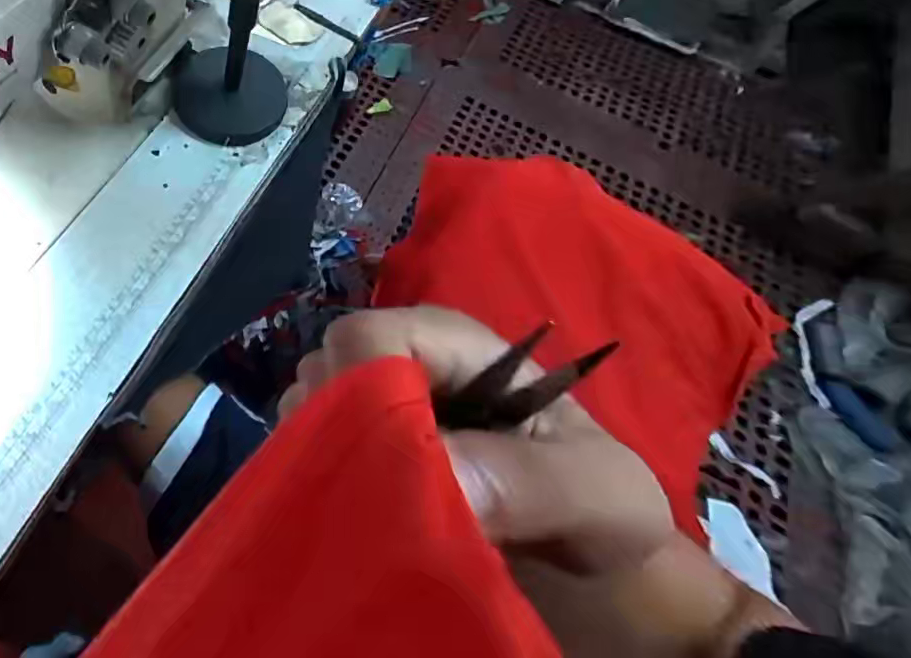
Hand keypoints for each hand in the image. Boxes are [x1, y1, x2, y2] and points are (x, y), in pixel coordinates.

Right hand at [278, 306, 675, 575]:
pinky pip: (311, 449)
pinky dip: (319, 482)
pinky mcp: (362, 450)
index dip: (358, 389)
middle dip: (335, 431)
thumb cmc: (600, 514)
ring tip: (367, 517)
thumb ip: (530, 478)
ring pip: (309, 409)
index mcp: (448, 343)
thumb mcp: (600, 492)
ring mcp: (375, 406)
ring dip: (325, 463)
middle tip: (373, 501)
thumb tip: (443, 474)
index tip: (378, 466)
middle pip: (326, 369)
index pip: (366, 337)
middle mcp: (399, 362)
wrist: (591, 574)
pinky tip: (351, 520)